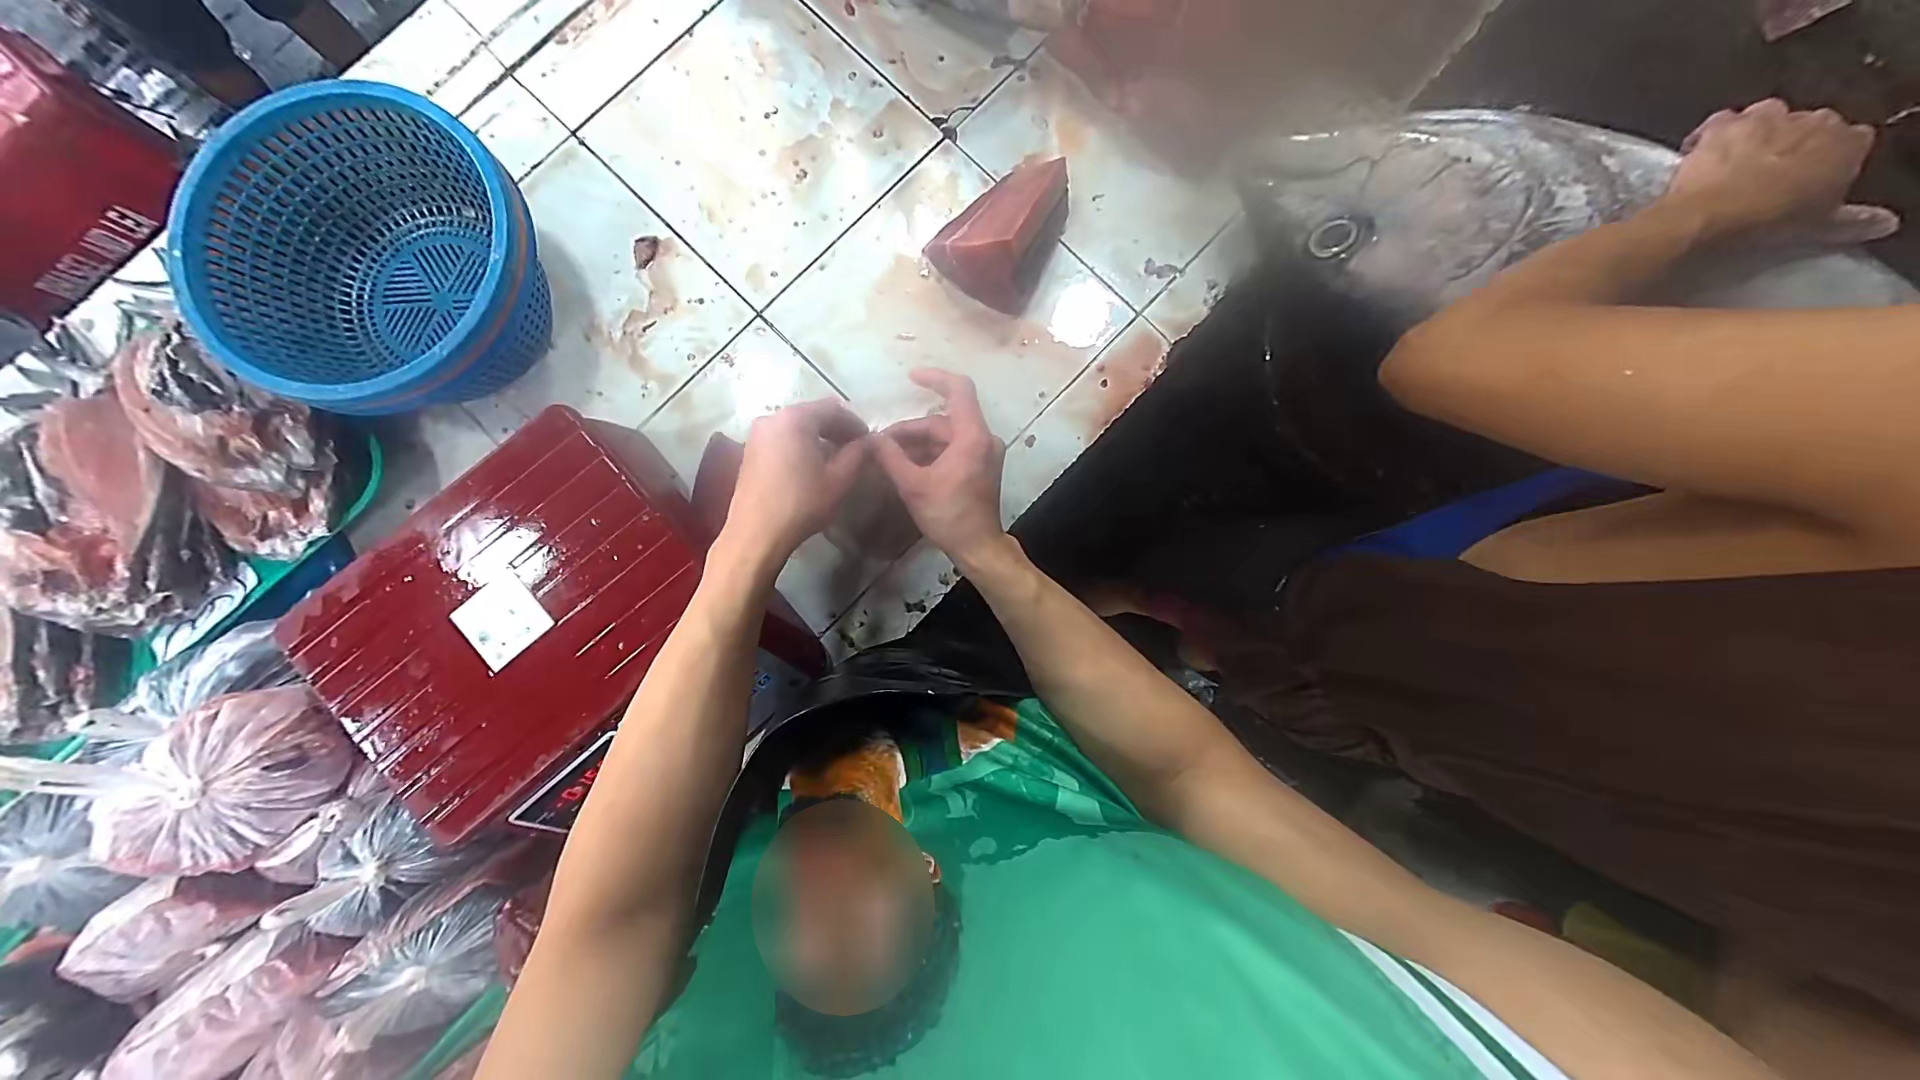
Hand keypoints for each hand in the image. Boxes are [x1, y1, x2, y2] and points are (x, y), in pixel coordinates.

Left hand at [720, 399, 868, 566]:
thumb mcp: (840, 479)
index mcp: (795, 418)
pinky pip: (783, 438)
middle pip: (812, 414)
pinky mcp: (750, 451)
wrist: (756, 533)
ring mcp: (757, 434)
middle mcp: (772, 417)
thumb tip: (870, 441)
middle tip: (855, 449)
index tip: (869, 441)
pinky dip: (801, 445)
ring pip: (797, 427)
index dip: (855, 423)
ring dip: (819, 438)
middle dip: (836, 429)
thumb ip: (858, 453)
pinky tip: (811, 466)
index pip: (833, 408)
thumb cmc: (802, 503)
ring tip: (835, 459)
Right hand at [871, 370, 1007, 569]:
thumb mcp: (913, 486)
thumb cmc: (949, 516)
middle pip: (942, 420)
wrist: (978, 547)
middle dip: (911, 429)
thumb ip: (890, 457)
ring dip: (918, 443)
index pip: (958, 389)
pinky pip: (952, 450)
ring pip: (945, 436)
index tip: (910, 377)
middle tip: (882, 443)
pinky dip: (930, 453)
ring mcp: (984, 453)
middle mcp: (983, 439)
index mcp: (972, 436)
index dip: (934, 378)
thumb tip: (871, 439)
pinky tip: (906, 465)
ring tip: (889, 456)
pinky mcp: (980, 467)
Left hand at [1664, 99, 1894, 240]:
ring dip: (1756, 134)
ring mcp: (1768, 118)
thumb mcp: (1816, 225)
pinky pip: (1721, 122)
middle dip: (1789, 147)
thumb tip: (1885, 223)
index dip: (1825, 161)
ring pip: (1769, 116)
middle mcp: (1815, 121)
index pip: (1851, 142)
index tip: (1804, 180)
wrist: (1708, 214)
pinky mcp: (1723, 126)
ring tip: (1735, 163)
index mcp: (1850, 142)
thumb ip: (1852, 220)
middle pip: (1808, 127)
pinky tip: (1701, 153)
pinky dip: (1712, 135)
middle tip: (1763, 175)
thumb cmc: (1768, 220)